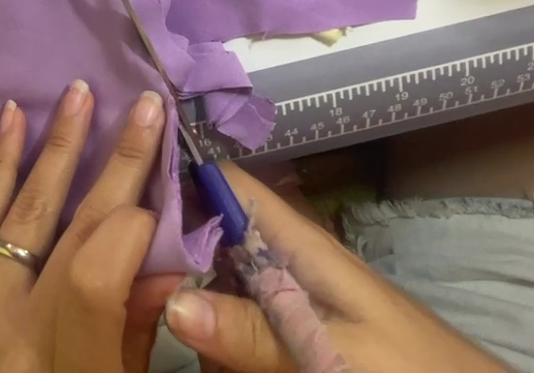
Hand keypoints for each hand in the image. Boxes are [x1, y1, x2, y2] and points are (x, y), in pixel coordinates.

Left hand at [0, 80, 187, 372]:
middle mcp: (6, 339)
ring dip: (54, 147)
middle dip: (114, 163)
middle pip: (69, 230)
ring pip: (20, 211)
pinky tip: (12, 120)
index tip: (164, 199)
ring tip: (78, 94)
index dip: (138, 223)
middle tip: (141, 106)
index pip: (99, 267)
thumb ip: (135, 330)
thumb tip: (164, 248)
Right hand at [162, 164, 505, 372]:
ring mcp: (287, 295)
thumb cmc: (412, 371)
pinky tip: (219, 366)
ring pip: (216, 282)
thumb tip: (171, 304)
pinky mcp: (293, 330)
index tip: (120, 203)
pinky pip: (238, 321)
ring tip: (193, 351)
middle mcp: (284, 256)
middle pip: (207, 232)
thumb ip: (253, 332)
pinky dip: (222, 344)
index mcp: (294, 240)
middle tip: (140, 298)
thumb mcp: (331, 357)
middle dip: (173, 263)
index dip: (174, 179)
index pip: (223, 182)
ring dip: (197, 315)